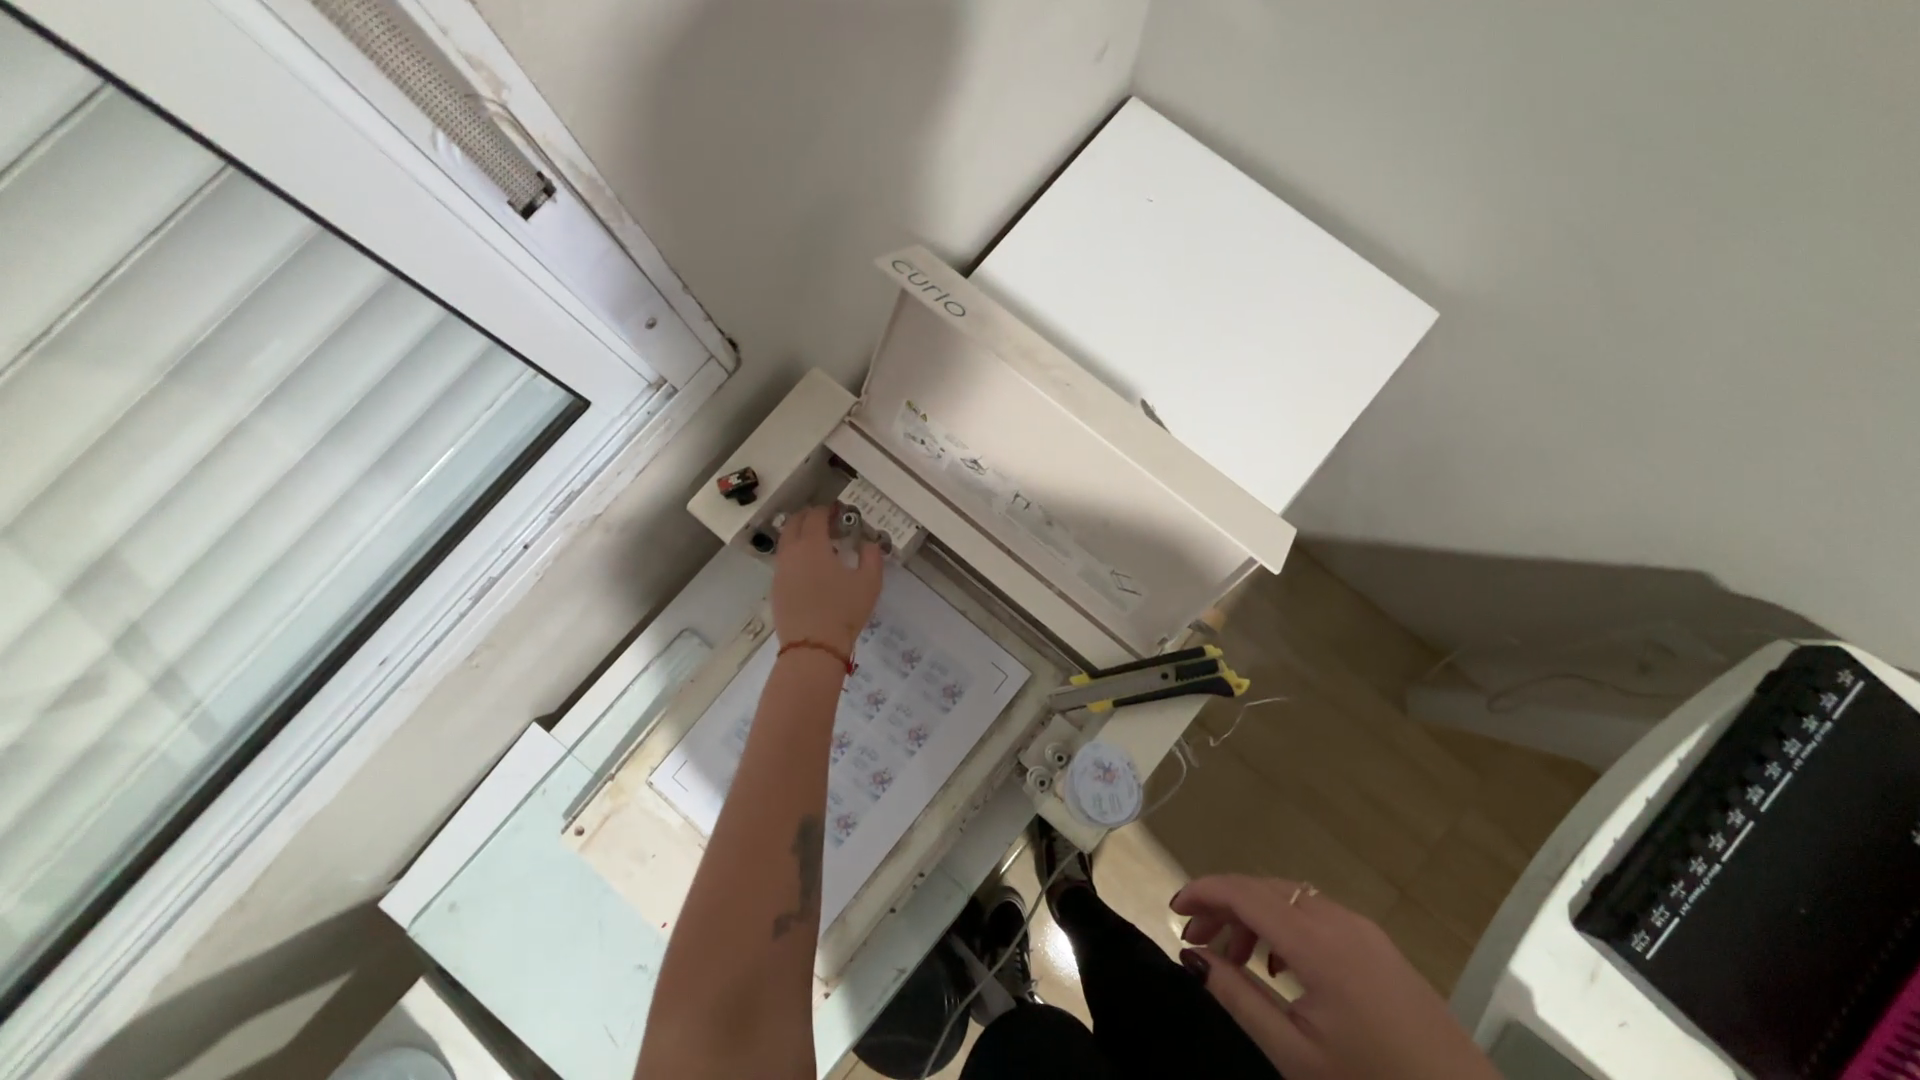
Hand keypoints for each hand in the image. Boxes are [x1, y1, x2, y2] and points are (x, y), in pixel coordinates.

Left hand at [772, 505, 882, 655]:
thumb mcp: (869, 583)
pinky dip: (794, 554)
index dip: (826, 509)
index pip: (815, 517)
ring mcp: (780, 571)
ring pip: (785, 542)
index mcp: (813, 545)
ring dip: (798, 535)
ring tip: (816, 543)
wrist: (814, 646)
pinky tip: (808, 567)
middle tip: (823, 519)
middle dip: (808, 516)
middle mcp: (792, 552)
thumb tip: (868, 543)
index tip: (837, 510)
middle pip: (794, 523)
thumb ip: (871, 557)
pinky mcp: (776, 588)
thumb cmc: (844, 611)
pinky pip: (783, 561)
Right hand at [1172, 875, 1499, 1079]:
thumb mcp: (1293, 1052)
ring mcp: (1365, 931)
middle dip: (1224, 906)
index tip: (1172, 908)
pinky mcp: (1380, 947)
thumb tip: (1192, 958)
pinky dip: (1285, 926)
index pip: (1246, 893)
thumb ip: (1238, 997)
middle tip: (1194, 940)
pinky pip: (1318, 916)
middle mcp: (1340, 921)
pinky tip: (1278, 966)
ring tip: (1231, 958)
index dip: (1203, 891)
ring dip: (1254, 916)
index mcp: (1318, 943)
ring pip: (1292, 900)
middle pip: (1267, 890)